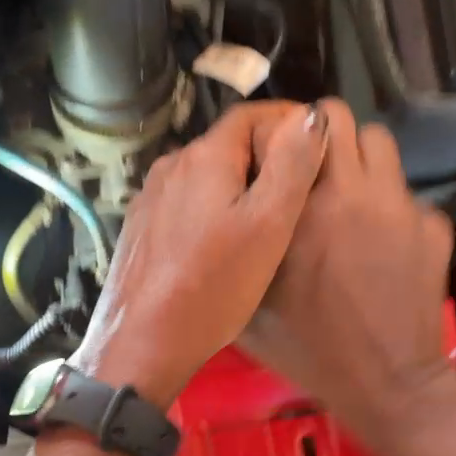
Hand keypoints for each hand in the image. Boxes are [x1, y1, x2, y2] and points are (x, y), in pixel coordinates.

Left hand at [72, 102, 327, 405]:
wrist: (142, 342)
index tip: (316, 148)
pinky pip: (184, 205)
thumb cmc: (213, 285)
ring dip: (236, 187)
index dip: (287, 122)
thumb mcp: (268, 225)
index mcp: (203, 156)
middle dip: (264, 158)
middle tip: (298, 194)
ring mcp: (149, 199)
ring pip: (205, 177)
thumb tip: (311, 113)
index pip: (251, 114)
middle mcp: (170, 166)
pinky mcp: (139, 230)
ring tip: (264, 223)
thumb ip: (292, 165)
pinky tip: (221, 245)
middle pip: (227, 145)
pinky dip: (210, 211)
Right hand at [240, 98, 455, 451]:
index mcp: (298, 210)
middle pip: (336, 116)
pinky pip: (405, 193)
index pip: (285, 131)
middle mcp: (350, 192)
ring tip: (348, 195)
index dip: (275, 139)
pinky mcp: (433, 223)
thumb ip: (240, 250)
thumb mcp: (250, 306)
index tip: (272, 159)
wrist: (385, 383)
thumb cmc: (307, 350)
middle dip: (319, 133)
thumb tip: (233, 213)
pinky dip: (390, 208)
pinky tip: (382, 246)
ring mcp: (399, 204)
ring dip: (358, 158)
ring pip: (378, 142)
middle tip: (311, 166)